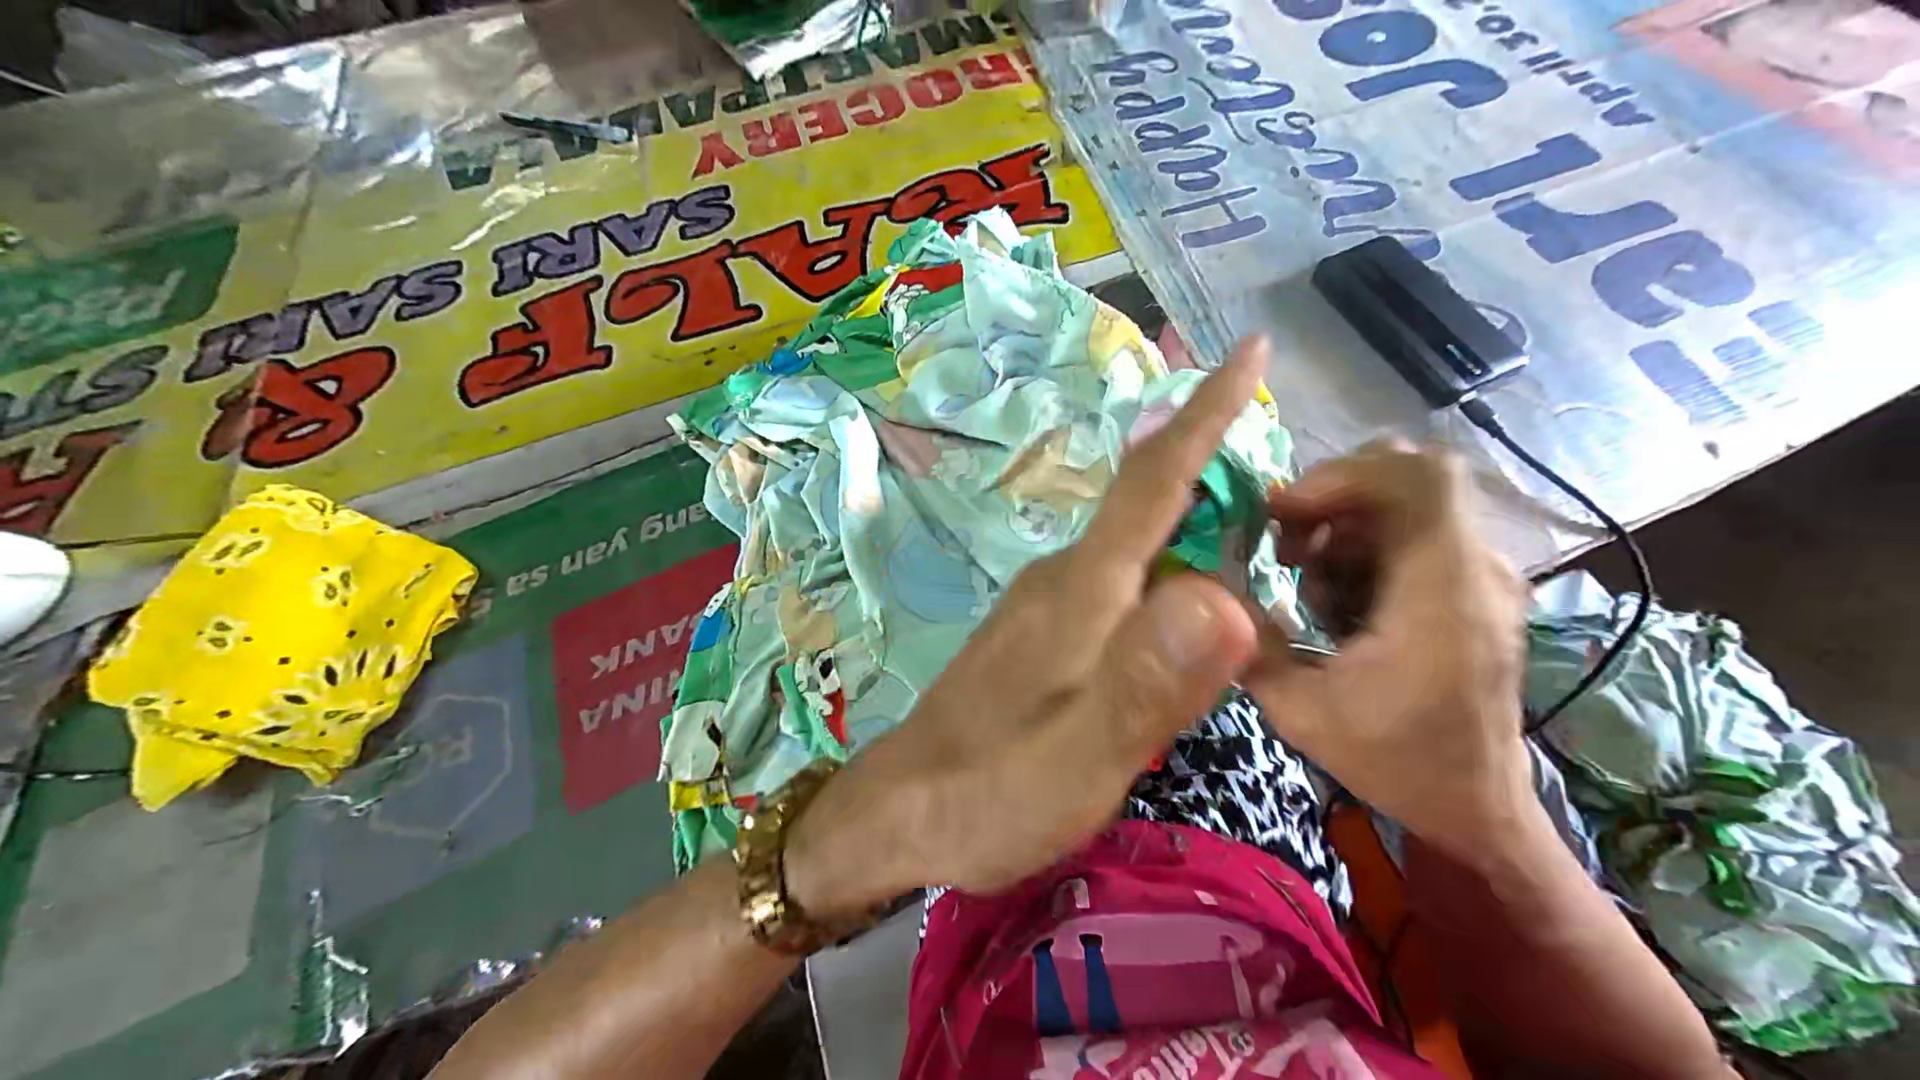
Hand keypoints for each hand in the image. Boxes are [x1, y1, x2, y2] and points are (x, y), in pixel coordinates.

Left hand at [786, 338, 1271, 910]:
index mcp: (1081, 591)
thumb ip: (1146, 682)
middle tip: (1291, 466)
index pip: (1152, 482)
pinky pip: (1116, 578)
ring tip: (1260, 528)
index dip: (1204, 412)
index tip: (1249, 347)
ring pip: (1134, 543)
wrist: (900, 812)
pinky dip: (1162, 567)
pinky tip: (1184, 597)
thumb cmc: (988, 790)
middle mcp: (1062, 579)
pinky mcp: (1038, 634)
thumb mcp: (1078, 756)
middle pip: (1147, 503)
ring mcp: (1045, 605)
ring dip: (1193, 519)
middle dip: (1213, 462)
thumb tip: (1225, 596)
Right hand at [1241, 441, 1537, 860]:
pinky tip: (1332, 600)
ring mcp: (1477, 576)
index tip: (1281, 513)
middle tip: (1283, 546)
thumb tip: (1202, 589)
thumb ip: (1250, 641)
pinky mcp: (1467, 586)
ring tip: (1300, 581)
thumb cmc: (1393, 761)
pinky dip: (1357, 547)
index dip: (1341, 474)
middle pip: (1405, 476)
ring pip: (1401, 501)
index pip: (1417, 479)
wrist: (1474, 806)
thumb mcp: (1299, 710)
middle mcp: (1472, 571)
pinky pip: (1407, 532)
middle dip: (1329, 498)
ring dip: (1338, 526)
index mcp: (1441, 596)